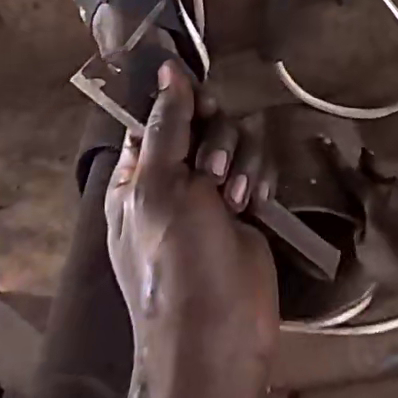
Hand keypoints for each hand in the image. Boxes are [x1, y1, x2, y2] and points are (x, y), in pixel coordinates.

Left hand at [106, 62, 277, 397]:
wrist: (220, 330)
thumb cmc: (175, 260)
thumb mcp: (158, 188)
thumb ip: (167, 124)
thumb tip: (167, 68)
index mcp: (139, 172)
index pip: (160, 114)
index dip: (183, 103)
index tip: (201, 106)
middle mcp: (175, 176)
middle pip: (207, 119)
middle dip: (217, 139)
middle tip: (212, 170)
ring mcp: (212, 190)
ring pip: (237, 139)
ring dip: (240, 163)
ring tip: (234, 200)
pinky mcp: (245, 201)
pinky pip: (258, 164)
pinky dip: (258, 179)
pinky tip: (253, 205)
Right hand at [318, 139, 397, 280]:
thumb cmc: (393, 257)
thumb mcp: (363, 249)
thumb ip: (358, 230)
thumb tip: (361, 223)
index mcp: (373, 194)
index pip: (348, 174)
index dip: (334, 157)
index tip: (324, 138)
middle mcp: (391, 187)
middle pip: (374, 170)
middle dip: (366, 162)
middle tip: (360, 154)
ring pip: (389, 184)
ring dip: (381, 186)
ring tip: (374, 193)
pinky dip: (392, 201)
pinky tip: (392, 213)